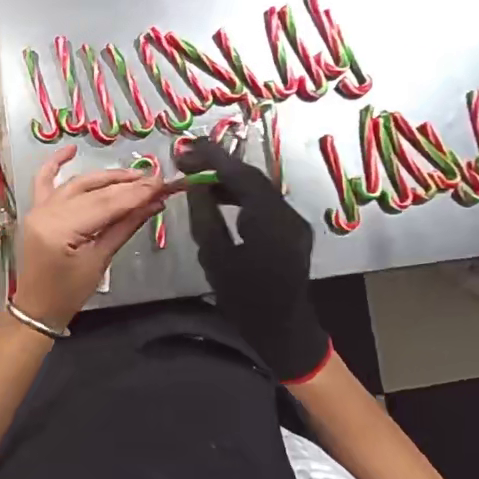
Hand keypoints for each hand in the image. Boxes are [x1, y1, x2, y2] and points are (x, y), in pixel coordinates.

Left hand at [13, 144, 166, 329]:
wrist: (36, 309)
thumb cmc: (69, 293)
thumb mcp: (100, 261)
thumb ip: (125, 227)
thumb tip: (154, 203)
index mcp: (60, 229)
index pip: (106, 204)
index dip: (136, 192)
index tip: (163, 183)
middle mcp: (46, 213)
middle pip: (93, 192)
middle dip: (126, 184)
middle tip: (156, 179)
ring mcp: (38, 210)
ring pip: (77, 185)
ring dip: (106, 177)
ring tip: (134, 175)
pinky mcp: (35, 211)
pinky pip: (45, 182)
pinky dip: (56, 164)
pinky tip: (71, 150)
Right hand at [176, 138, 330, 381]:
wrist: (283, 329)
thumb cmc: (245, 300)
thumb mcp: (216, 259)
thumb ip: (205, 218)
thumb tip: (195, 186)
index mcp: (270, 219)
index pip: (240, 176)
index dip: (212, 158)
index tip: (184, 149)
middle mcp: (288, 214)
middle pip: (251, 178)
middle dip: (218, 166)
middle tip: (186, 159)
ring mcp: (293, 222)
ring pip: (258, 190)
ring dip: (228, 182)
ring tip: (197, 179)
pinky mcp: (292, 232)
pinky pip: (264, 204)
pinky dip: (240, 197)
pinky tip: (220, 200)